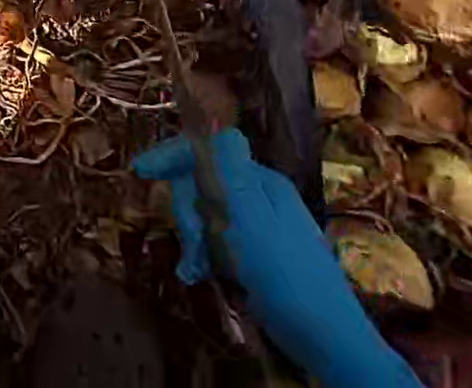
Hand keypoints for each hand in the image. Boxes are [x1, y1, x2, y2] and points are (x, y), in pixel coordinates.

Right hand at [134, 130, 420, 386]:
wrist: (332, 345)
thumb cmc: (286, 280)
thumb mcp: (251, 223)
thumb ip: (230, 174)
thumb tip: (217, 125)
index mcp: (260, 181)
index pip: (207, 151)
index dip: (171, 156)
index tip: (139, 170)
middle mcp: (261, 195)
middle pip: (204, 182)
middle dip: (187, 210)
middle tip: (190, 244)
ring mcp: (261, 225)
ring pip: (209, 213)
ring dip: (195, 236)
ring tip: (198, 268)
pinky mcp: (260, 253)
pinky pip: (220, 239)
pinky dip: (207, 253)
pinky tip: (202, 274)